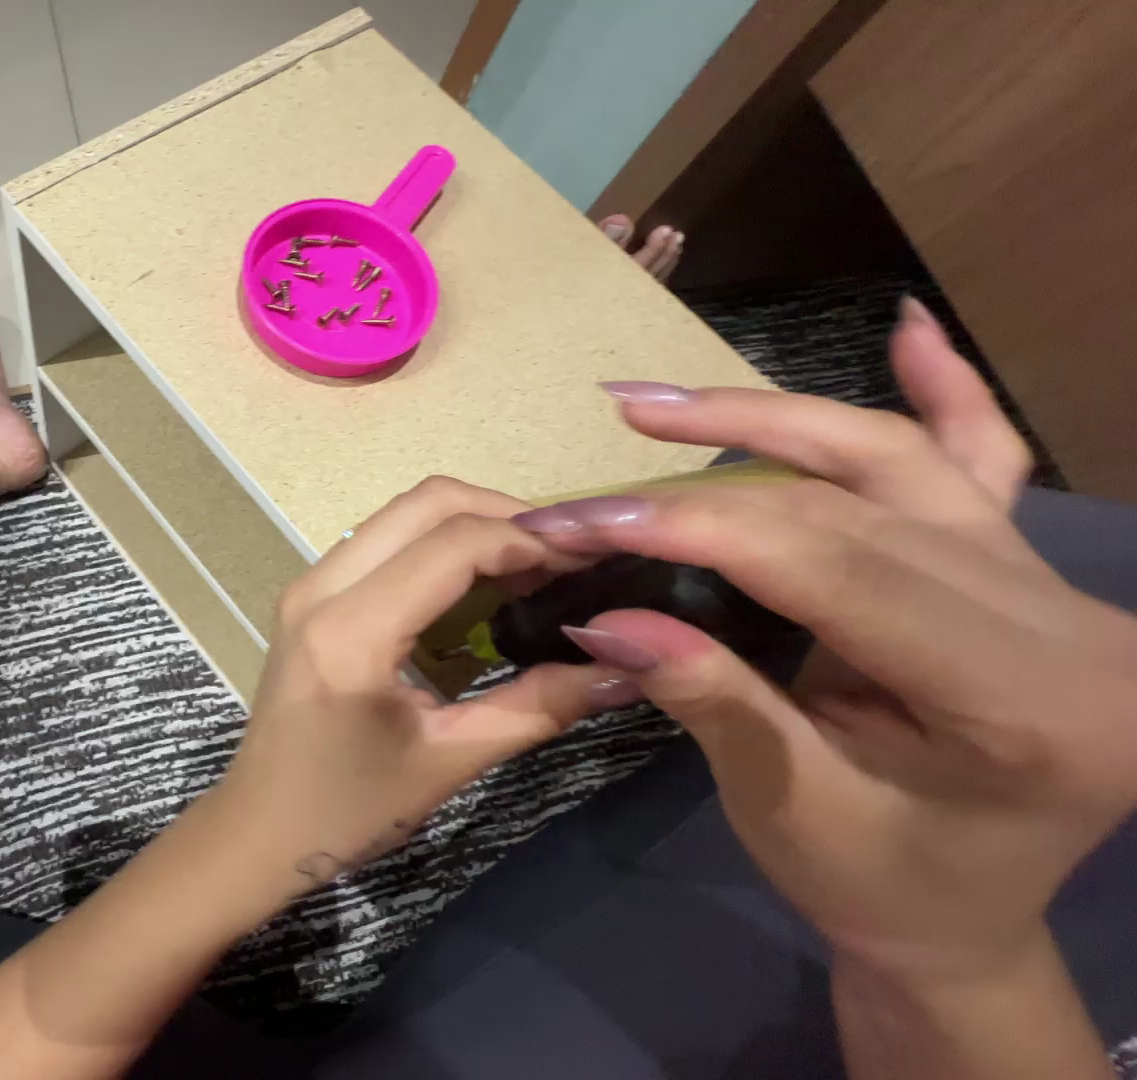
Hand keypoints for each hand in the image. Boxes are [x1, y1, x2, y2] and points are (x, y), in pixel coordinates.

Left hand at [208, 477, 637, 898]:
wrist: (259, 826)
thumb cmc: (344, 808)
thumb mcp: (446, 762)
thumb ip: (535, 707)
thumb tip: (623, 665)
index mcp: (350, 630)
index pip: (452, 544)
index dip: (530, 540)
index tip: (592, 560)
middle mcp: (319, 588)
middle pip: (423, 504)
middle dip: (504, 515)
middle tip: (567, 555)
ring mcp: (308, 586)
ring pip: (400, 516)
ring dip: (470, 526)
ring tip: (535, 567)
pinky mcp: (310, 598)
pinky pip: (381, 542)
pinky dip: (437, 546)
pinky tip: (481, 584)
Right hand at [513, 300, 1136, 1075]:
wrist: (957, 913)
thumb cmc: (873, 879)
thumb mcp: (783, 802)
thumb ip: (707, 696)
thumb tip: (600, 616)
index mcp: (1025, 695)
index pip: (830, 567)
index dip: (690, 528)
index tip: (576, 521)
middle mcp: (1060, 616)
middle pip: (848, 504)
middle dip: (692, 486)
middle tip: (582, 491)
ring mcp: (1045, 582)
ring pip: (894, 458)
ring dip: (766, 419)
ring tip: (655, 404)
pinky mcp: (1012, 571)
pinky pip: (982, 462)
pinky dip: (945, 391)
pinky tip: (908, 330)